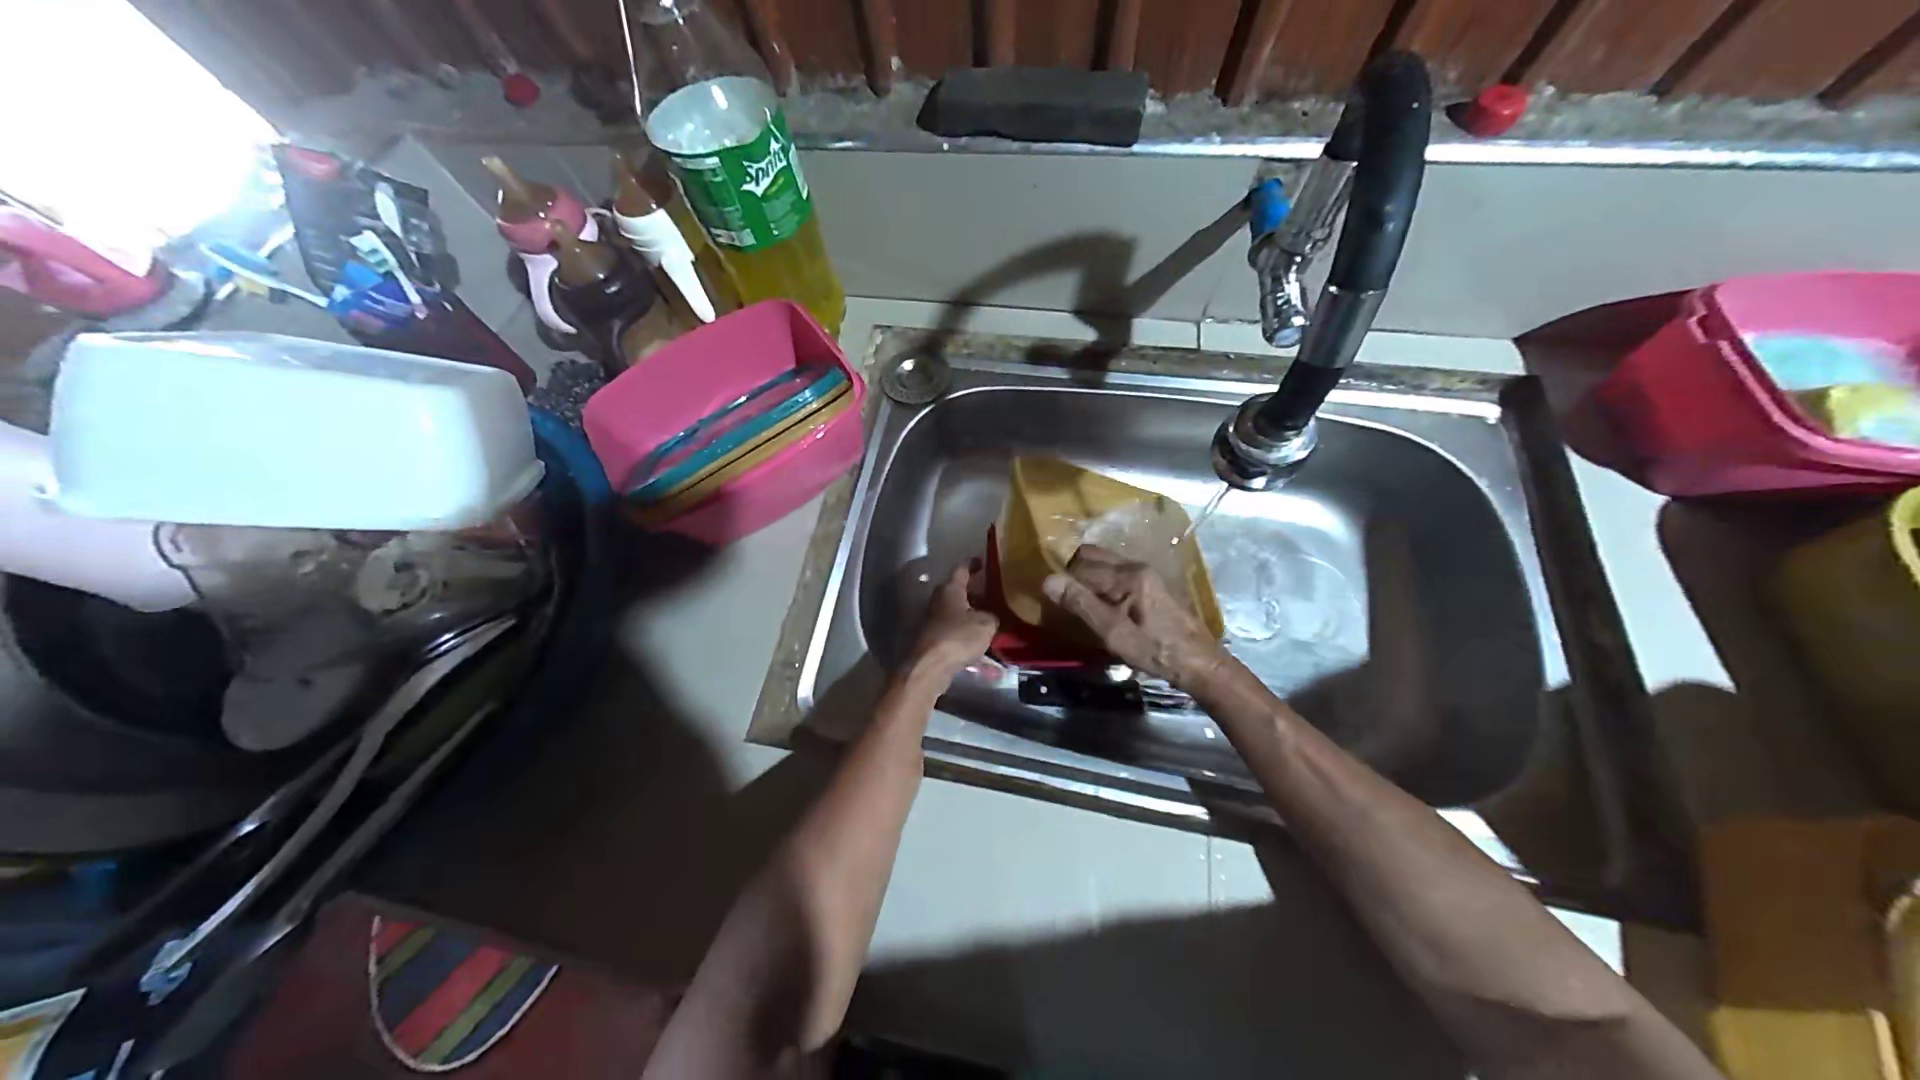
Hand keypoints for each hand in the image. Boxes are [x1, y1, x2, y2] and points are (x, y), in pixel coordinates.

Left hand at [907, 563, 999, 685]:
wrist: (931, 666)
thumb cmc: (959, 636)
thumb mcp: (986, 623)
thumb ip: (992, 615)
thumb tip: (990, 616)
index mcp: (950, 590)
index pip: (961, 569)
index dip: (972, 564)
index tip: (981, 561)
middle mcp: (938, 601)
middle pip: (957, 592)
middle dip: (974, 593)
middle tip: (991, 595)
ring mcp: (932, 620)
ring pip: (955, 612)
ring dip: (970, 615)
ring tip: (989, 620)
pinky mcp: (932, 638)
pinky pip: (953, 631)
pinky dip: (965, 633)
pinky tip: (978, 643)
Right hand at [1043, 545, 1229, 690]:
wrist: (1198, 662)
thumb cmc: (1154, 650)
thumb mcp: (1113, 633)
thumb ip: (1081, 604)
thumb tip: (1049, 580)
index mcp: (1127, 575)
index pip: (1081, 566)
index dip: (1063, 580)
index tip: (1052, 600)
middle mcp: (1136, 566)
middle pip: (1092, 556)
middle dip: (1073, 572)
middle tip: (1063, 598)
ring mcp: (1146, 573)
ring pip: (1105, 563)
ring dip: (1087, 575)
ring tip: (1078, 601)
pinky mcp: (1151, 584)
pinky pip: (1117, 571)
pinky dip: (1102, 580)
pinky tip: (1100, 602)